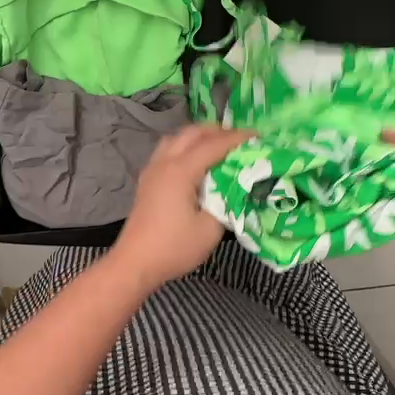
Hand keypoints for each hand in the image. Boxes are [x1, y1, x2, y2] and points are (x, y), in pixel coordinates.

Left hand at [106, 126, 253, 291]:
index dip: (238, 138)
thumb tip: (237, 188)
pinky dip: (184, 147)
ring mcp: (152, 170)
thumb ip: (228, 203)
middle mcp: (164, 163)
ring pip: (176, 139)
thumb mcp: (211, 229)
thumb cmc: (174, 248)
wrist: (135, 262)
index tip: (259, 136)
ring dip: (198, 136)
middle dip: (218, 131)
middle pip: (192, 133)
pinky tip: (195, 161)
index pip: (214, 145)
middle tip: (240, 139)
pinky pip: (167, 151)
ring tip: (218, 145)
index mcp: (180, 171)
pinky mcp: (147, 181)